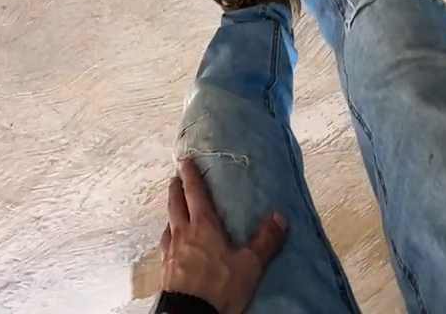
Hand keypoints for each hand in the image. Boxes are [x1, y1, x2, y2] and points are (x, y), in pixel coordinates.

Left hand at [159, 157, 286, 313]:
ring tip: (174, 209)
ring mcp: (171, 252)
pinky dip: (168, 237)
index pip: (194, 192)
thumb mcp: (249, 265)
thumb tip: (280, 215)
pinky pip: (165, 246)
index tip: (184, 159)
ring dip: (171, 212)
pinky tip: (171, 243)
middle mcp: (182, 233)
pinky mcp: (165, 270)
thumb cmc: (219, 287)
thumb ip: (265, 240)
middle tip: (176, 177)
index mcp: (202, 225)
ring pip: (168, 223)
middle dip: (175, 188)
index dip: (190, 174)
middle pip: (175, 202)